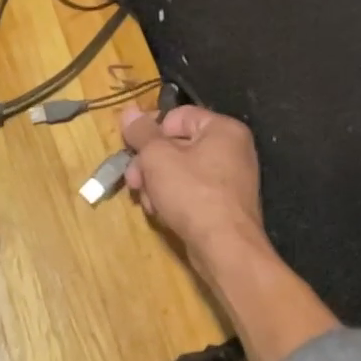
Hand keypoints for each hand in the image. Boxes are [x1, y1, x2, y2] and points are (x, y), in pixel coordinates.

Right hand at [120, 104, 266, 269]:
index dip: (151, 132)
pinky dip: (172, 198)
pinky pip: (190, 190)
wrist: (225, 250)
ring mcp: (229, 179)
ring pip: (178, 170)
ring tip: (149, 202)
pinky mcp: (224, 204)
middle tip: (134, 181)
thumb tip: (129, 110)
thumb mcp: (157, 157)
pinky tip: (161, 212)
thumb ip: (141, 132)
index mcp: (222, 130)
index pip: (176, 116)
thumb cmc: (192, 193)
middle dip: (149, 163)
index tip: (134, 150)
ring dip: (155, 183)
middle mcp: (231, 150)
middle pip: (175, 145)